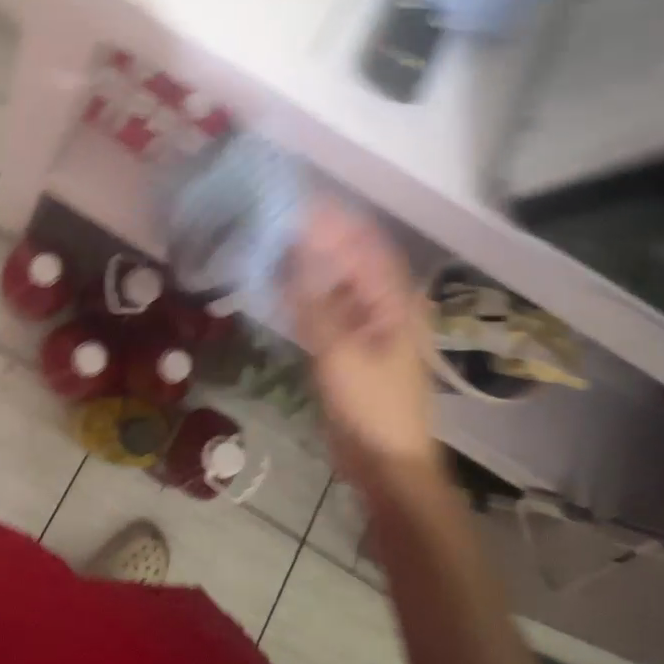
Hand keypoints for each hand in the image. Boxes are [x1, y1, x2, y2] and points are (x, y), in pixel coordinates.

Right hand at [283, 200, 436, 475]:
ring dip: (306, 263)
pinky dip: (301, 293)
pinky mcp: (346, 347)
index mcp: (395, 303)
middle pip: (349, 260)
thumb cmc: (371, 406)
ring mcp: (365, 327)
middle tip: (273, 216)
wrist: (384, 465)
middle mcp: (383, 307)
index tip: (298, 199)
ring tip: (268, 241)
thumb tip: (290, 250)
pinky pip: (323, 308)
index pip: (366, 245)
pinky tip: (273, 282)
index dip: (336, 219)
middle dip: (316, 237)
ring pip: (333, 283)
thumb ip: (312, 300)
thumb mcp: (339, 351)